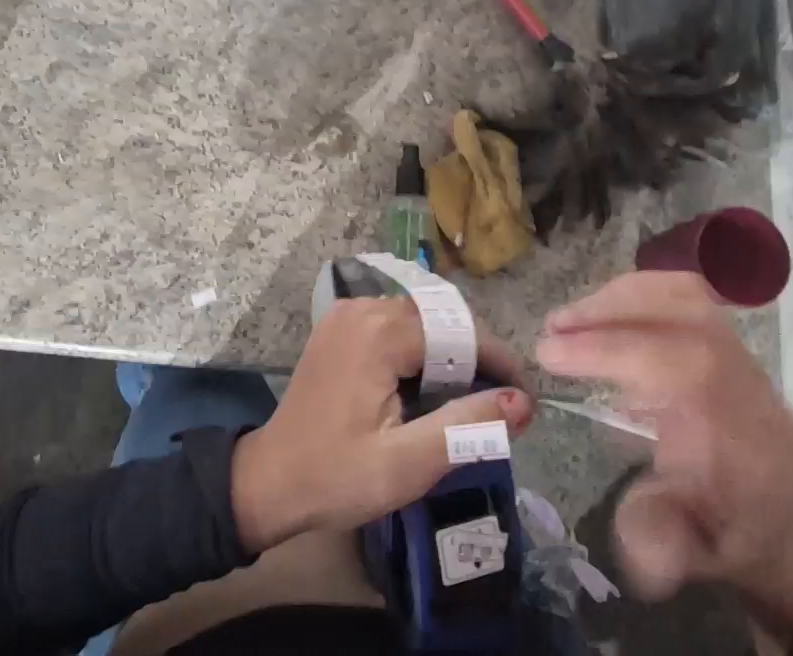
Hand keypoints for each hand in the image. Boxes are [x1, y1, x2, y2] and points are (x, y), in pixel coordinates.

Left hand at [231, 297, 535, 553]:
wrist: (268, 483)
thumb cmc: (336, 476)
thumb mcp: (408, 463)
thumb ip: (468, 426)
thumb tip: (523, 402)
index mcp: (379, 332)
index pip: (461, 332)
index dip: (499, 364)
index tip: (524, 401)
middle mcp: (363, 309)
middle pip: (442, 320)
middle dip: (476, 359)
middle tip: (500, 405)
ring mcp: (347, 316)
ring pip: (422, 322)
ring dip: (450, 355)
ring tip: (471, 401)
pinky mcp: (339, 329)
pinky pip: (396, 327)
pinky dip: (421, 352)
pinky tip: (430, 390)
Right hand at [536, 271, 792, 597]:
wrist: (766, 525)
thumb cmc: (715, 536)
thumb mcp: (685, 555)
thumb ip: (663, 544)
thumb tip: (642, 544)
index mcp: (743, 436)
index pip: (685, 365)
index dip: (613, 348)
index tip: (549, 353)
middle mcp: (750, 386)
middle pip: (691, 311)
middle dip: (613, 309)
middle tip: (552, 325)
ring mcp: (744, 358)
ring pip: (688, 295)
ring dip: (619, 298)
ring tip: (567, 319)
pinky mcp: (728, 344)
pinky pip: (685, 299)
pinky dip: (634, 298)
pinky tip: (598, 322)